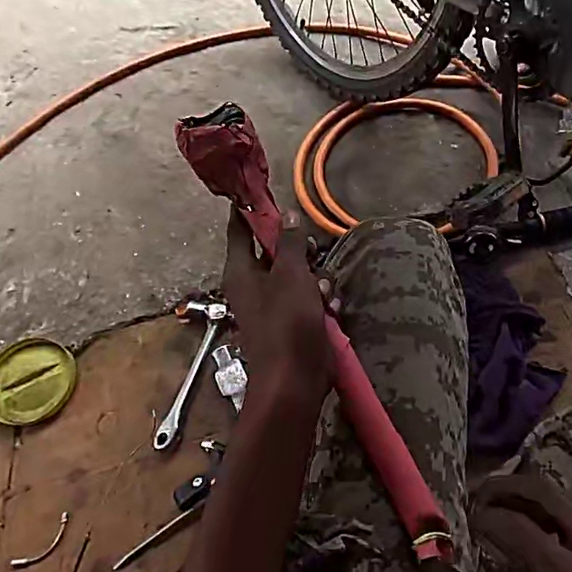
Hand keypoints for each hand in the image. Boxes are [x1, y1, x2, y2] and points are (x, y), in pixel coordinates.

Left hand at [220, 205, 331, 411]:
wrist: (296, 378)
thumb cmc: (287, 322)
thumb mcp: (290, 275)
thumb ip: (289, 243)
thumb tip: (287, 213)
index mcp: (241, 271)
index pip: (239, 230)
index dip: (251, 210)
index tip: (265, 192)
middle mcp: (254, 285)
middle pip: (275, 252)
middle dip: (298, 251)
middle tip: (311, 251)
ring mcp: (275, 305)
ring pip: (299, 275)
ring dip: (317, 279)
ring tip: (324, 292)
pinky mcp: (295, 321)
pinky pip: (310, 299)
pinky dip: (322, 301)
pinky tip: (331, 309)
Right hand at [473, 473, 571, 571]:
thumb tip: (511, 558)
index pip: (526, 532)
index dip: (491, 520)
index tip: (468, 520)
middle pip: (545, 493)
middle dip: (505, 486)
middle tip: (476, 493)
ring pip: (559, 498)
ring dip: (523, 495)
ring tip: (492, 505)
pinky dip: (542, 510)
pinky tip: (524, 523)